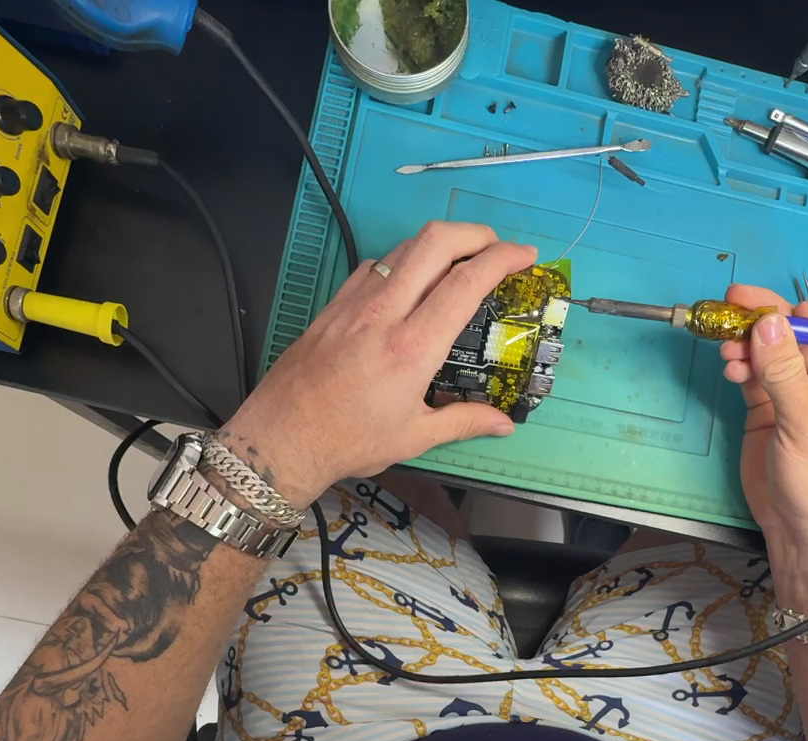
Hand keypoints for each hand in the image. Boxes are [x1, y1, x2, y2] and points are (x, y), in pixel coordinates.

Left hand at [220, 222, 537, 504]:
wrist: (282, 439)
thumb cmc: (349, 441)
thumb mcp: (415, 438)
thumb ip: (464, 422)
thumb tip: (503, 424)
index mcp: (413, 347)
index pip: (466, 283)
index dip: (502, 259)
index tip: (525, 255)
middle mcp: (384, 314)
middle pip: (435, 242)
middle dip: (474, 233)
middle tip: (496, 247)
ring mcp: (354, 304)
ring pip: (402, 248)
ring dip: (438, 243)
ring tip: (459, 261)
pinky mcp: (333, 306)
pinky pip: (373, 267)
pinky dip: (401, 262)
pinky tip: (409, 282)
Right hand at [719, 285, 807, 606]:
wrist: (803, 533)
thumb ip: (785, 373)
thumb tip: (766, 325)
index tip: (797, 320)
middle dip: (775, 318)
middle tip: (738, 307)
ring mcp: (804, 388)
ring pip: (778, 344)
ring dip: (751, 341)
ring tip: (728, 348)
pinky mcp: (774, 403)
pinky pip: (758, 369)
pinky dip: (742, 363)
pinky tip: (730, 367)